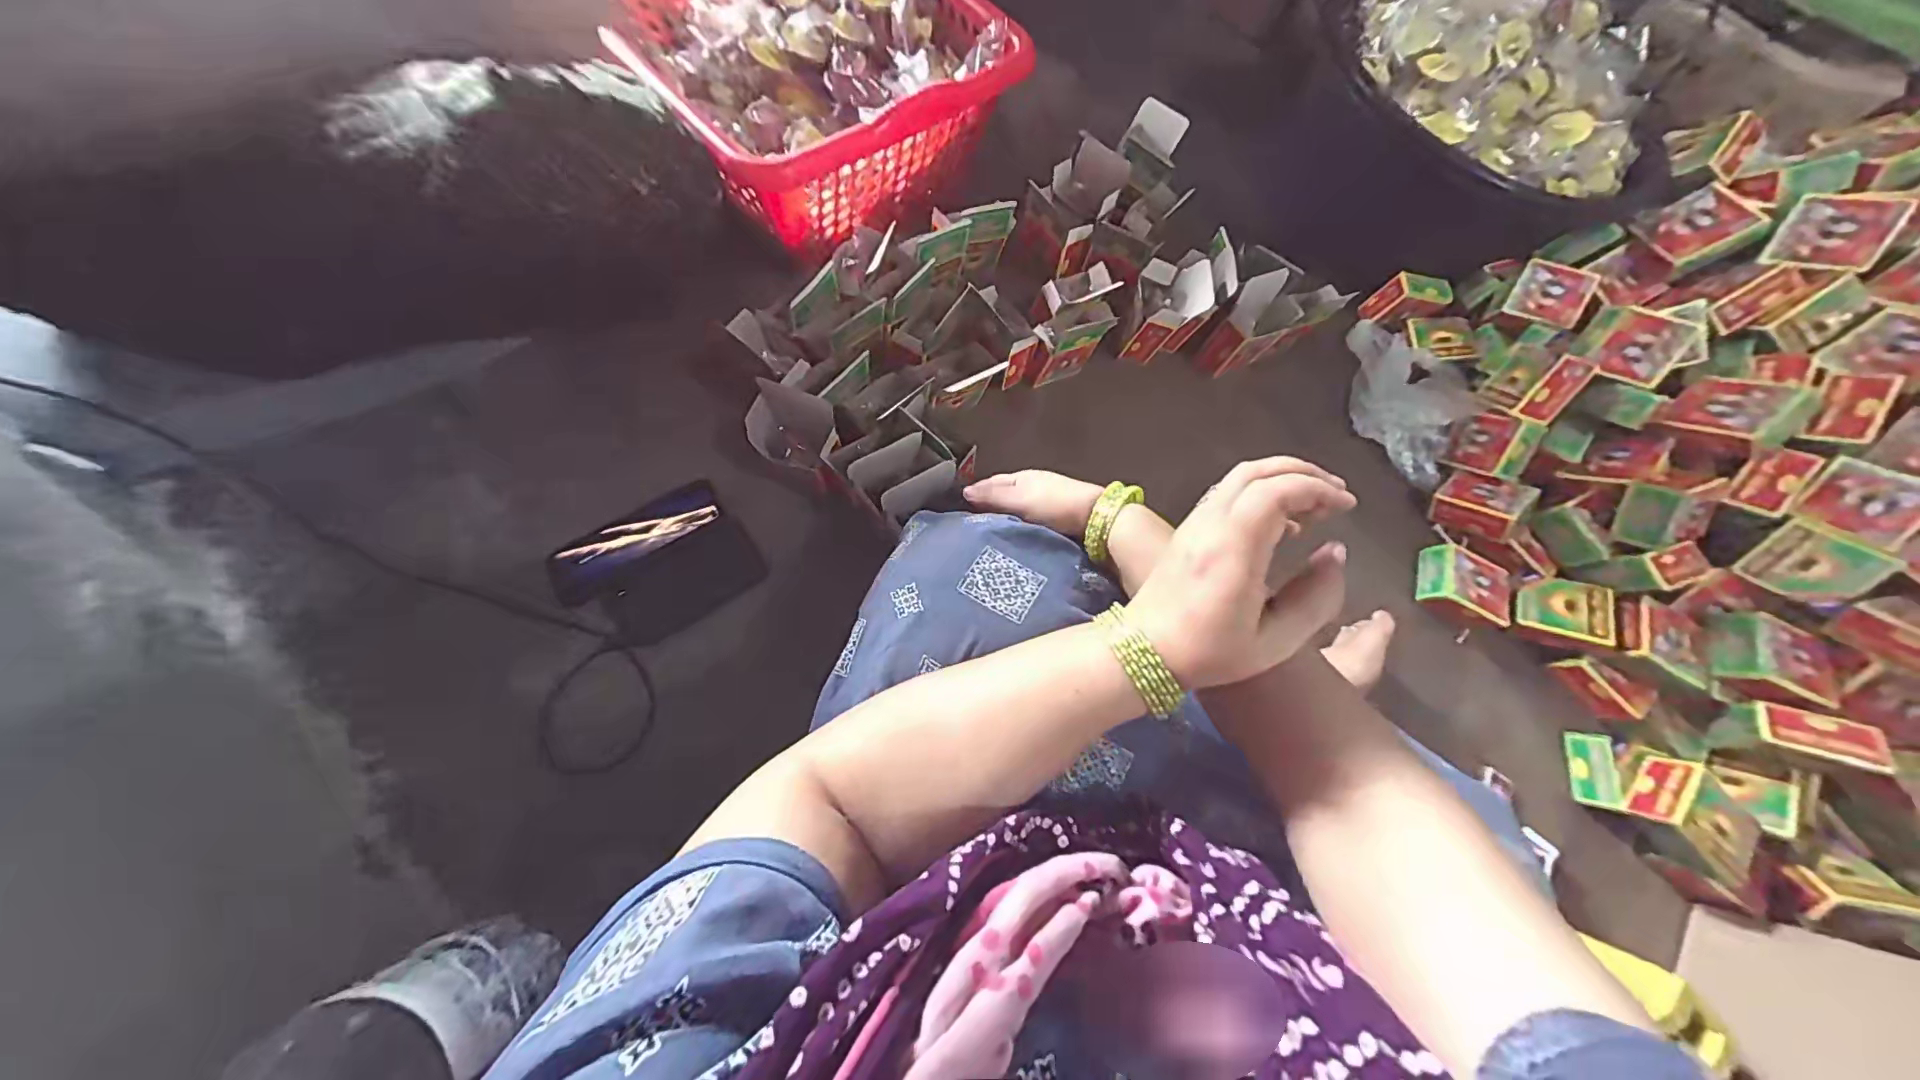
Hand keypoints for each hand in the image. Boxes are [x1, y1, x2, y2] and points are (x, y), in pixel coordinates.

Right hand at [962, 470, 1105, 536]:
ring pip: (1016, 508)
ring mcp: (1045, 502)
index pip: (992, 482)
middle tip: (969, 524)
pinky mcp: (1055, 518)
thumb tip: (964, 491)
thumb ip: (993, 496)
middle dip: (987, 505)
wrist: (1096, 518)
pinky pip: (1027, 520)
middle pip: (1004, 495)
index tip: (959, 508)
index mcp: (1023, 477)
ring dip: (1002, 517)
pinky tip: (1011, 536)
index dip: (976, 492)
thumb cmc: (1055, 505)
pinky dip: (1017, 525)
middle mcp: (1033, 486)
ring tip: (986, 533)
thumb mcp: (1020, 500)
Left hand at [1124, 457, 1354, 688]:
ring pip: (1238, 478)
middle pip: (1256, 472)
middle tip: (1336, 496)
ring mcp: (1193, 525)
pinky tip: (1280, 525)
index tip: (1347, 507)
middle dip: (1303, 474)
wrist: (1143, 651)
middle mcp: (1209, 526)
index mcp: (1232, 547)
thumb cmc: (1207, 653)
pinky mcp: (1185, 532)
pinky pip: (1225, 495)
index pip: (1276, 490)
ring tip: (1314, 508)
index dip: (1317, 489)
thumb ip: (1316, 598)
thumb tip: (1335, 552)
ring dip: (1279, 480)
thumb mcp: (1275, 641)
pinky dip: (1258, 494)